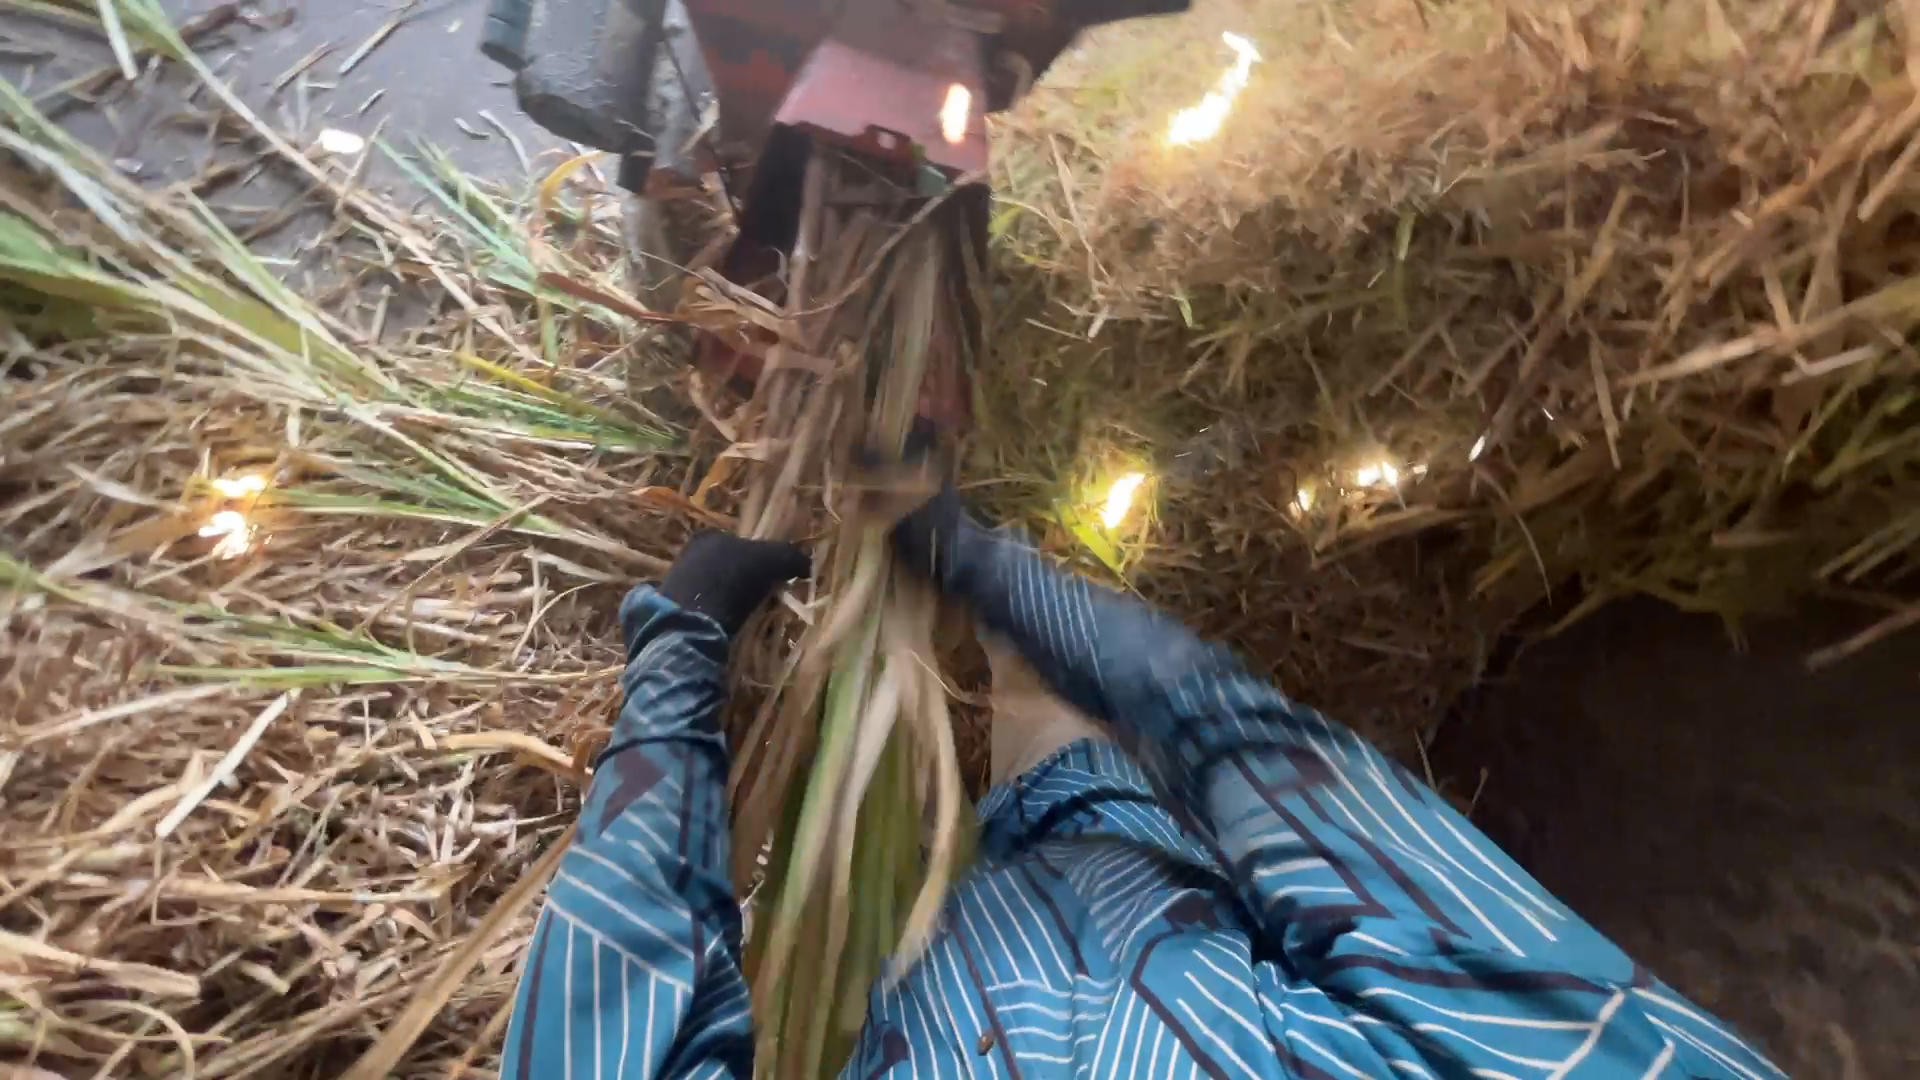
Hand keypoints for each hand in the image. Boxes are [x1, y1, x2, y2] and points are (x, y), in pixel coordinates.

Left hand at [658, 530, 809, 634]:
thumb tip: (808, 564)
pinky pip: (705, 606)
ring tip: (750, 614)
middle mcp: (690, 552)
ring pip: (718, 586)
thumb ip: (792, 556)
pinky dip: (719, 613)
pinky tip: (729, 625)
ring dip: (734, 598)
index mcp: (710, 535)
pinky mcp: (673, 607)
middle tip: (766, 596)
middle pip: (730, 564)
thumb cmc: (734, 581)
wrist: (693, 622)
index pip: (744, 542)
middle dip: (747, 579)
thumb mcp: (773, 561)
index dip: (763, 558)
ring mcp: (678, 580)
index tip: (776, 576)